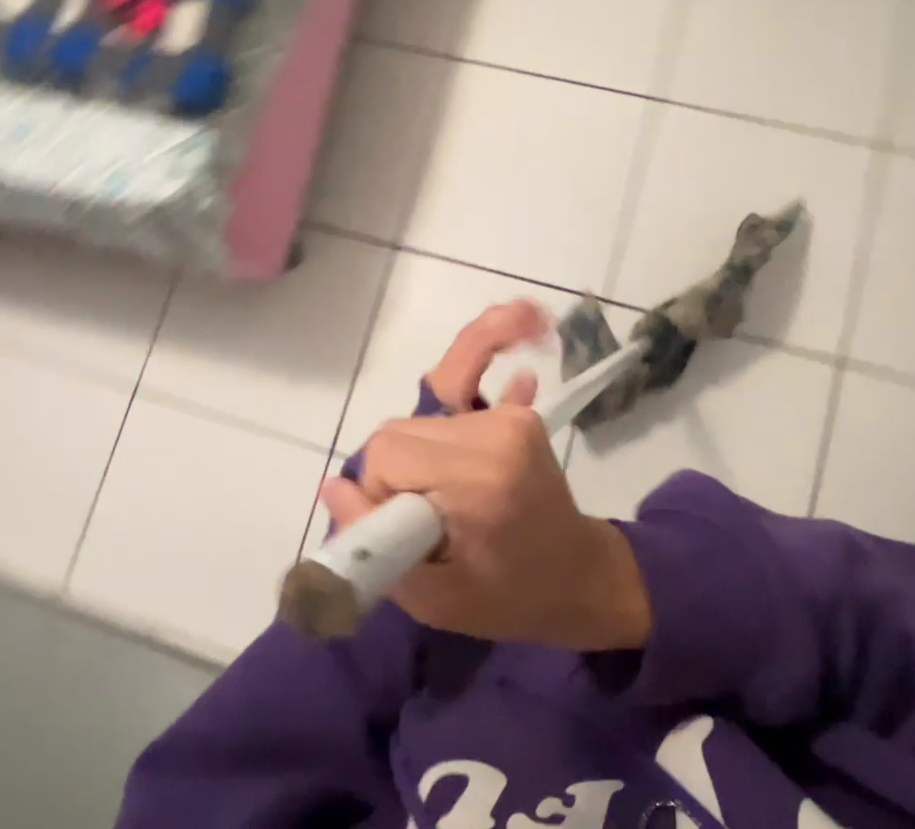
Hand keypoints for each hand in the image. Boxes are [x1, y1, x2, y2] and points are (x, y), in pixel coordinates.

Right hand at [322, 305, 651, 650]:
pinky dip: (474, 352)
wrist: (581, 576)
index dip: (379, 496)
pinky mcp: (516, 415)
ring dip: (417, 454)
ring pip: (420, 419)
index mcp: (479, 483)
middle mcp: (496, 436)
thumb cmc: (511, 599)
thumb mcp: (434, 599)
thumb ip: (374, 545)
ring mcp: (510, 420)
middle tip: (423, 519)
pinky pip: (464, 382)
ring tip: (443, 495)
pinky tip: (516, 315)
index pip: (388, 454)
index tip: (404, 531)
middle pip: (399, 430)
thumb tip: (333, 485)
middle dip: (394, 475)